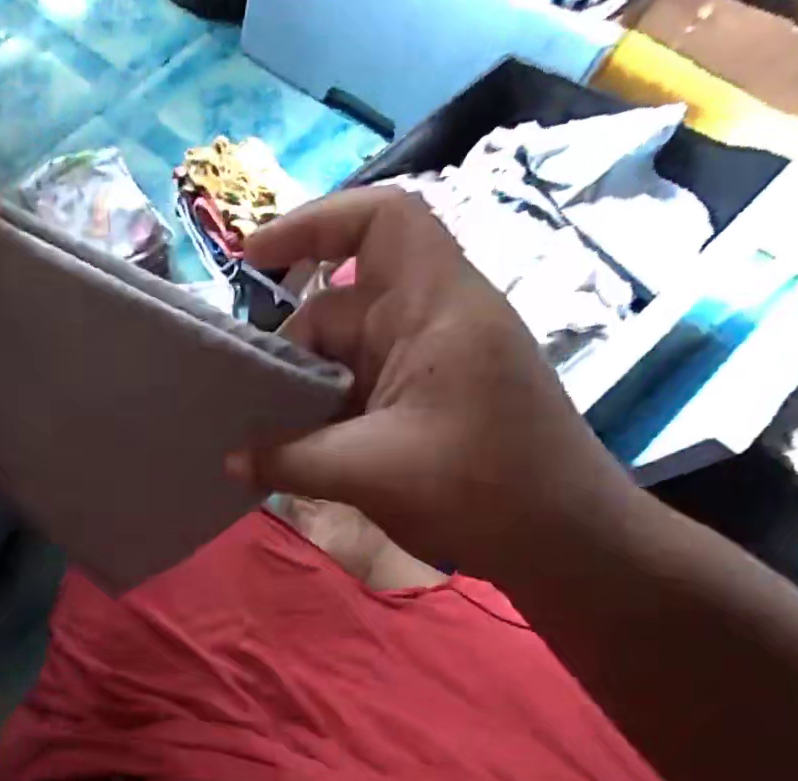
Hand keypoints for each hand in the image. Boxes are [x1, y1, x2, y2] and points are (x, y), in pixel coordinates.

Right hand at [233, 188, 637, 574]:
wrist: (567, 542)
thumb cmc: (484, 488)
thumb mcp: (373, 470)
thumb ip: (292, 461)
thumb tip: (230, 460)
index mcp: (437, 305)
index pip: (381, 221)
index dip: (315, 221)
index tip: (254, 258)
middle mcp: (434, 322)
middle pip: (343, 308)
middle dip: (292, 353)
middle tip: (250, 406)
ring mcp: (434, 366)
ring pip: (349, 359)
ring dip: (309, 396)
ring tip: (268, 441)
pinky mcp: (433, 405)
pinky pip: (366, 393)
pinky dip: (333, 419)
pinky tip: (303, 457)